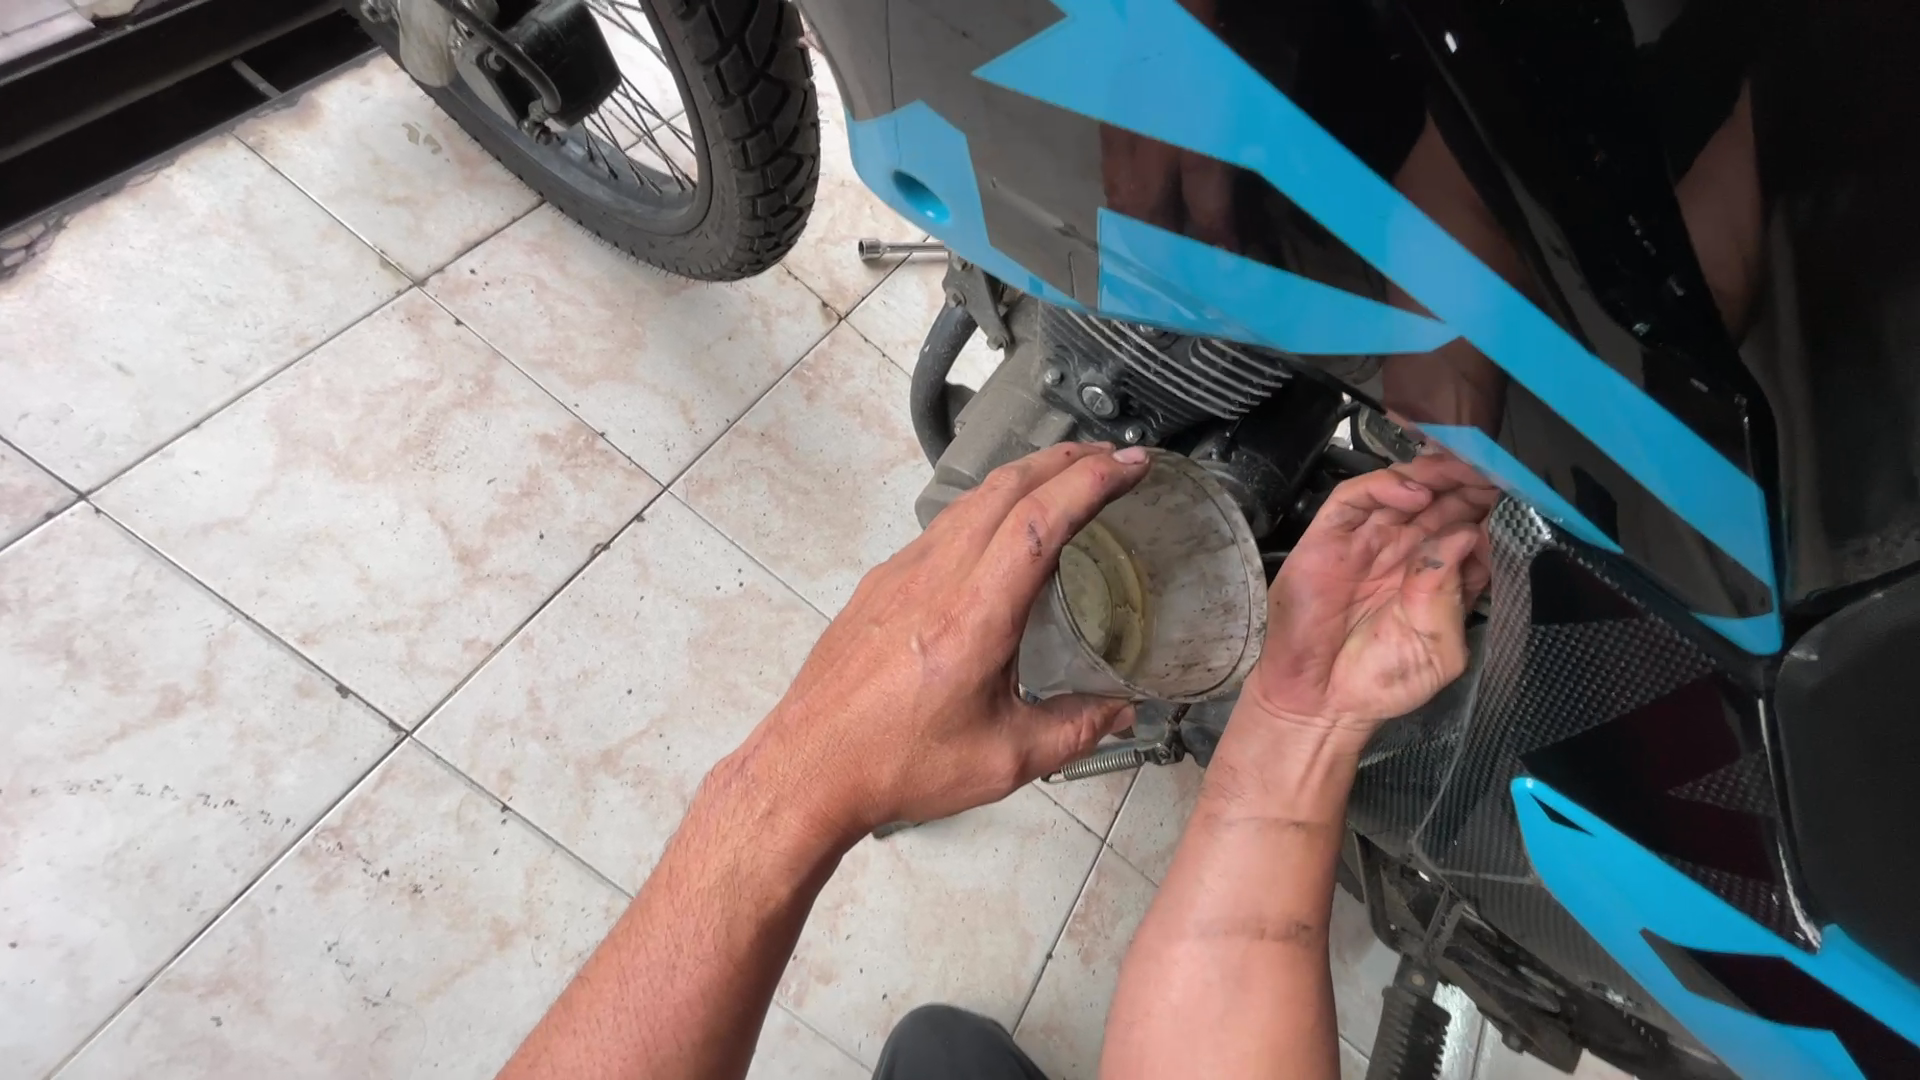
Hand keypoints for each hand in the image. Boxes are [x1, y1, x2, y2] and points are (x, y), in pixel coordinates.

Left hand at [737, 442, 1152, 839]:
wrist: (808, 766)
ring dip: (1024, 477)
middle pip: (1006, 488)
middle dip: (1065, 459)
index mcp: (974, 615)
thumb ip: (1075, 729)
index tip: (1130, 465)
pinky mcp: (883, 581)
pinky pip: (944, 523)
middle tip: (1110, 458)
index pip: (1038, 519)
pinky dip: (986, 504)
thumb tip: (1121, 711)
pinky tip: (1000, 526)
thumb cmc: (897, 763)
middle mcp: (936, 576)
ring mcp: (903, 571)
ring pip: (971, 498)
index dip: (1090, 480)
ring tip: (1064, 478)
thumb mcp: (1004, 758)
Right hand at [1244, 454, 1496, 752]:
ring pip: (1397, 490)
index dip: (1492, 510)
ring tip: (1461, 470)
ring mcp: (1362, 545)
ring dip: (1431, 475)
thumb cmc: (1379, 682)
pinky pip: (1351, 500)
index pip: (1468, 530)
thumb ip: (1450, 596)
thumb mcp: (1439, 649)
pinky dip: (1382, 486)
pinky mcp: (1325, 540)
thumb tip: (1462, 537)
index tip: (1523, 496)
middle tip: (1496, 470)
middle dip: (1468, 483)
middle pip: (1437, 502)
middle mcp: (1399, 554)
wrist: (1321, 702)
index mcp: (1434, 578)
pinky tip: (1413, 491)